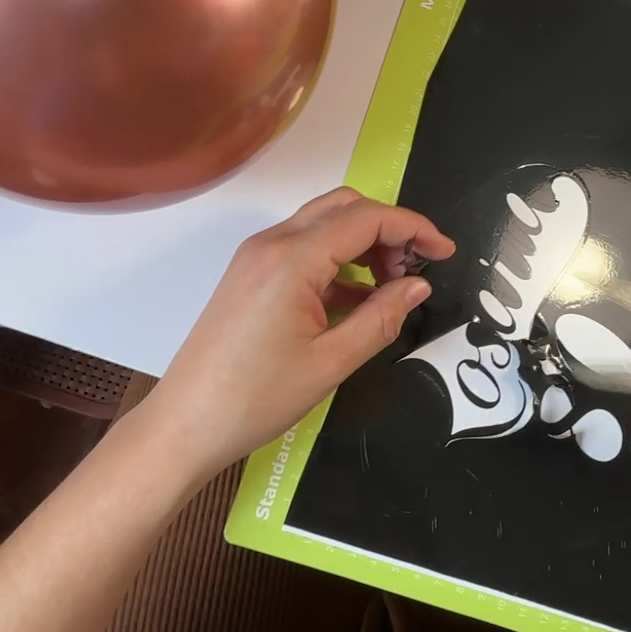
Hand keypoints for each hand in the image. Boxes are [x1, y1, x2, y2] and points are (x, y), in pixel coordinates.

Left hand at [134, 188, 453, 483]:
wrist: (185, 424)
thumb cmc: (257, 399)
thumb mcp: (331, 362)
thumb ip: (381, 318)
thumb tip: (418, 286)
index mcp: (292, 258)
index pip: (366, 218)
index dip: (413, 228)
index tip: (445, 252)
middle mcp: (271, 243)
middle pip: (343, 207)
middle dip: (388, 229)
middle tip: (414, 271)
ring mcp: (255, 257)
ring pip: (322, 225)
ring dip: (362, 244)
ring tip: (390, 288)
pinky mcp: (249, 275)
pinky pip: (302, 250)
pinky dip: (336, 263)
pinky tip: (356, 300)